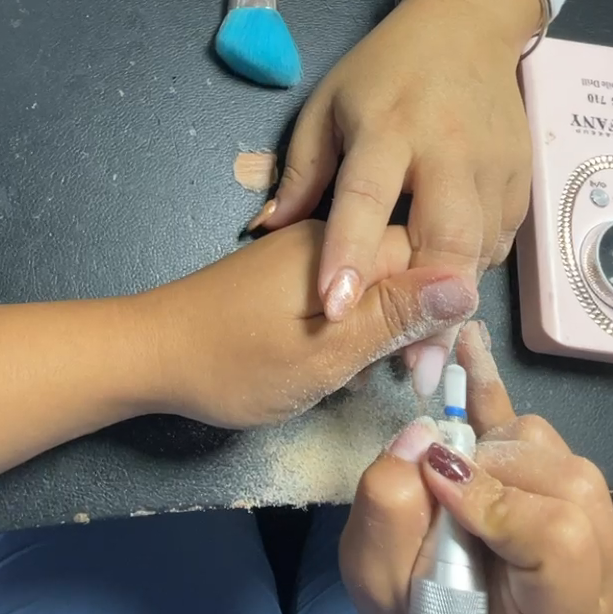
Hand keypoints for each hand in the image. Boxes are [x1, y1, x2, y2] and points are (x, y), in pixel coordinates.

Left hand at [138, 221, 478, 428]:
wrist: (147, 351)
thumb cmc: (235, 362)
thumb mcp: (324, 352)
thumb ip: (393, 316)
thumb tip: (465, 283)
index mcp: (337, 244)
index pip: (427, 256)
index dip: (439, 312)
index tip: (424, 367)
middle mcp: (320, 236)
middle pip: (399, 269)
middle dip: (407, 325)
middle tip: (393, 377)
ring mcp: (297, 253)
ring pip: (367, 284)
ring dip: (375, 331)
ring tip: (356, 375)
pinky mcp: (279, 273)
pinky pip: (335, 292)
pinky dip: (344, 328)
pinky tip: (330, 362)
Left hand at [258, 0, 537, 395]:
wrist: (467, 27)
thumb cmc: (380, 72)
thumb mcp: (326, 109)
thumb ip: (302, 172)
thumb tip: (265, 229)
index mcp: (386, 127)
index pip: (363, 196)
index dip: (348, 253)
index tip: (333, 308)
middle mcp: (446, 148)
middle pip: (446, 234)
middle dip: (430, 300)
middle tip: (413, 367)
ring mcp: (493, 164)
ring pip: (481, 249)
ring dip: (456, 304)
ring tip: (430, 357)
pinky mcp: (522, 177)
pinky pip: (500, 242)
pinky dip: (476, 275)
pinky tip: (452, 302)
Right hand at [340, 327, 612, 613]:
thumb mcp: (375, 583)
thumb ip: (390, 513)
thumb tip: (422, 434)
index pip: (562, 541)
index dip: (495, 497)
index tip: (434, 478)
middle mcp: (596, 578)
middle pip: (569, 484)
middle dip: (491, 461)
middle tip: (435, 468)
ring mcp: (593, 535)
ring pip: (558, 452)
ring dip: (494, 440)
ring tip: (448, 451)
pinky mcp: (561, 492)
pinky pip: (540, 435)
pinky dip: (498, 391)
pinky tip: (469, 344)